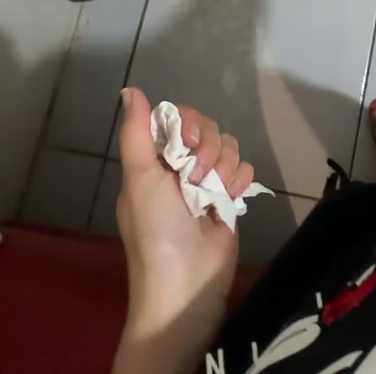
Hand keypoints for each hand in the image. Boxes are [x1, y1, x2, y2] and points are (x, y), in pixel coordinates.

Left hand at [113, 88, 255, 373]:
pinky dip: (240, 180)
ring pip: (228, 146)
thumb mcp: (139, 181)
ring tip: (212, 193)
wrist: (187, 285)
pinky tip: (230, 199)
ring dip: (224, 166)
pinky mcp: (230, 198)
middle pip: (208, 128)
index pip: (178, 118)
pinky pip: (245, 168)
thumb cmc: (157, 232)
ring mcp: (207, 183)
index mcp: (155, 161)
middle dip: (208, 148)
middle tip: (196, 177)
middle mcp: (181, 167)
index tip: (189, 142)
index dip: (190, 123)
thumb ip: (137, 135)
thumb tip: (130, 90)